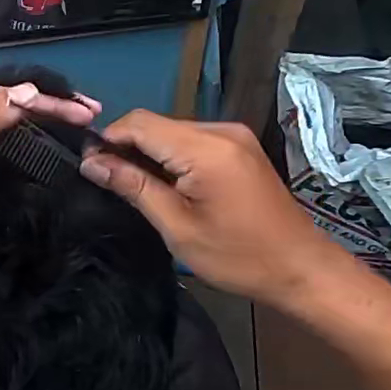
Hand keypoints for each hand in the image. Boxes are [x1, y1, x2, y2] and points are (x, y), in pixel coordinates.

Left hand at [0, 82, 99, 236]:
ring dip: (42, 121)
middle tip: (92, 114)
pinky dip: (23, 139)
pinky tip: (41, 143)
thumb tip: (31, 90)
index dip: (50, 100)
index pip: (10, 92)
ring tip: (76, 125)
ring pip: (6, 120)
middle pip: (11, 101)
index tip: (87, 111)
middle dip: (52, 106)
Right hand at [80, 111, 347, 305]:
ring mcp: (235, 135)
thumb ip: (134, 187)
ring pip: (174, 131)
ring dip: (151, 153)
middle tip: (110, 184)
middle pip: (157, 124)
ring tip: (138, 189)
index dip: (109, 139)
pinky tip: (169, 185)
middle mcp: (221, 130)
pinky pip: (195, 141)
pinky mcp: (241, 146)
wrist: (300, 266)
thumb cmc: (238, 256)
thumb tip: (92, 162)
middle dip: (129, 148)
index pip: (140, 123)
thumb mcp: (178, 227)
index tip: (90, 166)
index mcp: (205, 148)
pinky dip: (174, 156)